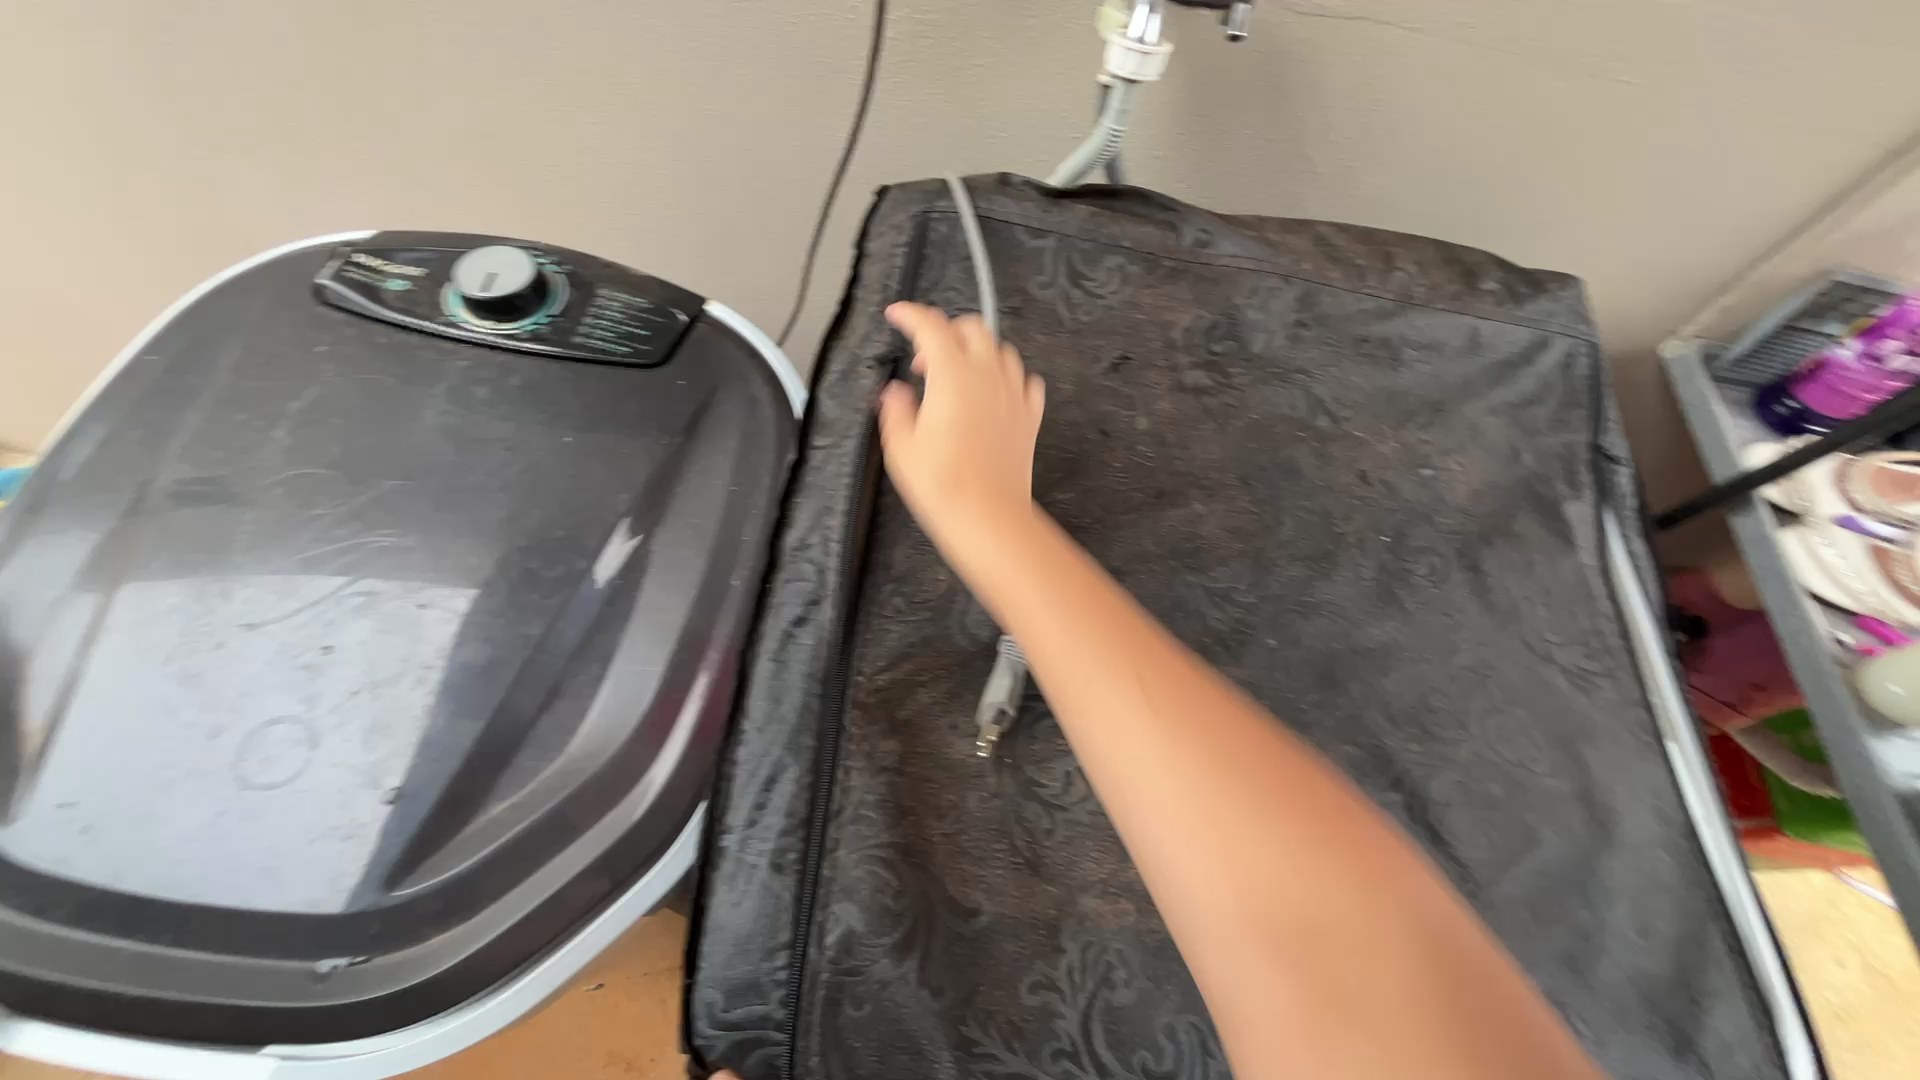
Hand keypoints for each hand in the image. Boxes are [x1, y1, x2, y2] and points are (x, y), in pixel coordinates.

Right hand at [878, 302, 1045, 550]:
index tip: (898, 315)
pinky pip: (1025, 381)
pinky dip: (1007, 378)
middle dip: (946, 331)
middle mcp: (988, 376)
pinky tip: (993, 394)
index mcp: (952, 376)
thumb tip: (895, 394)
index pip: (930, 325)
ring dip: (977, 352)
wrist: (987, 516)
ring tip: (957, 375)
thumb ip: (896, 408)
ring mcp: (1013, 394)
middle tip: (925, 357)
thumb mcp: (901, 446)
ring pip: (1001, 350)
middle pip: (972, 328)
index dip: (910, 314)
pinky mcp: (1029, 416)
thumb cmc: (945, 486)